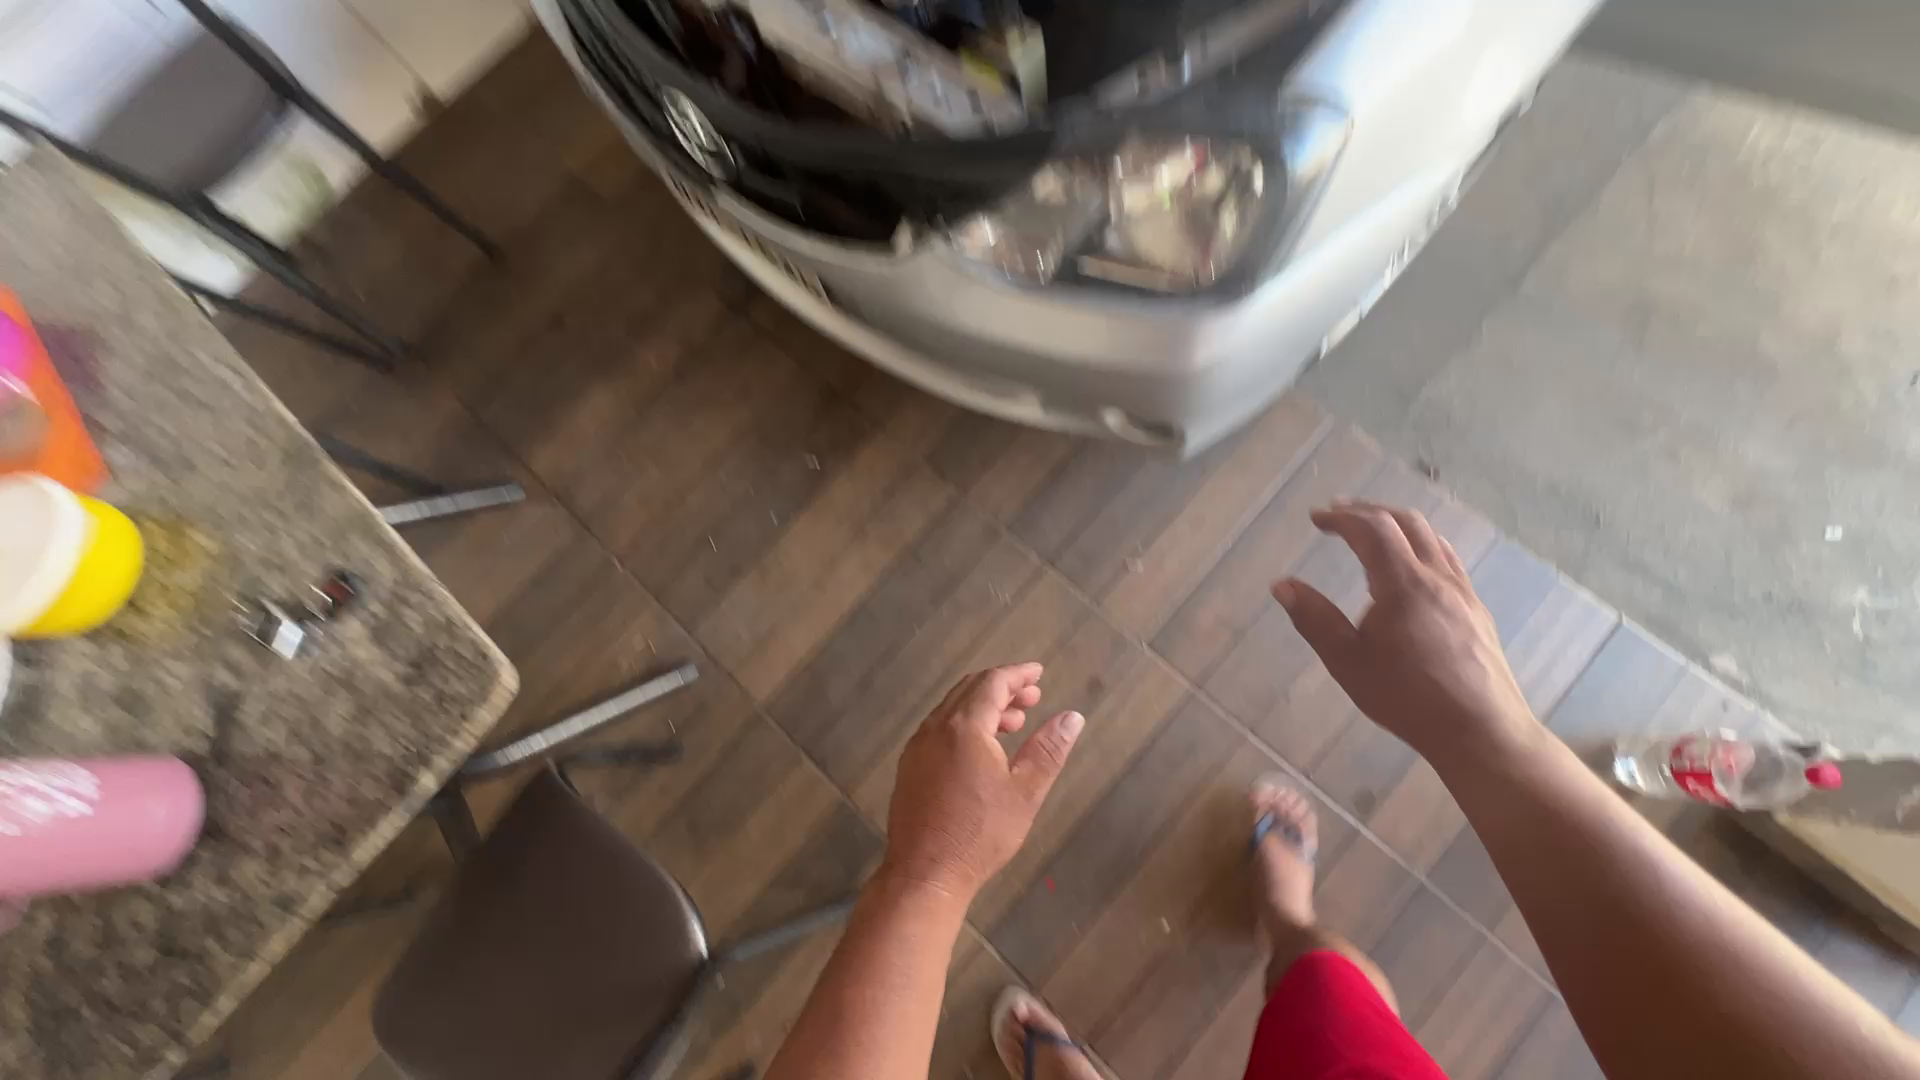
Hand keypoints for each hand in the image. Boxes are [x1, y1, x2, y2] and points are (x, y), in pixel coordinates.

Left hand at [881, 663, 1084, 901]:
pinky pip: (939, 727)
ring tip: (1013, 724)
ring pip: (952, 708)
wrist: (925, 873)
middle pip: (969, 689)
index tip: (1039, 674)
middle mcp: (935, 727)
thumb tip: (1072, 716)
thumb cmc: (981, 834)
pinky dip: (964, 723)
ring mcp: (917, 746)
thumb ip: (1048, 750)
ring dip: (983, 706)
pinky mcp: (909, 765)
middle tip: (1032, 699)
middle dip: (1002, 687)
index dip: (1018, 674)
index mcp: (964, 727)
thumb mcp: (1025, 792)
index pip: (992, 683)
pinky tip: (981, 748)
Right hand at [1271, 501, 1541, 767]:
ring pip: (1432, 537)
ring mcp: (1462, 592)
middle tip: (1338, 513)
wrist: (1480, 730)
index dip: (1341, 517)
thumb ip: (1314, 619)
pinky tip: (1410, 563)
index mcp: (1403, 585)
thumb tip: (1282, 585)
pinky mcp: (1476, 609)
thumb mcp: (1348, 662)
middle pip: (1405, 522)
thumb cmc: (1407, 698)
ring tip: (1370, 529)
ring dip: (1396, 523)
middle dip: (1368, 511)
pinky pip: (1447, 558)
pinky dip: (1420, 543)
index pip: (1371, 530)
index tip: (1315, 519)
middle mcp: (1437, 578)